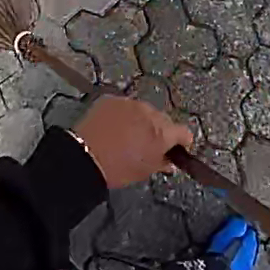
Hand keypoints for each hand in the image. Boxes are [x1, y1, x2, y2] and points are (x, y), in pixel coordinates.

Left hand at [72, 96, 193, 188]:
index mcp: (162, 132)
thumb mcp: (145, 170)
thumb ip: (162, 162)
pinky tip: (114, 125)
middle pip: (163, 119)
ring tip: (129, 134)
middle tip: (148, 143)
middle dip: (159, 130)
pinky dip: (123, 113)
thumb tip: (169, 160)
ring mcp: (129, 103)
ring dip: (141, 119)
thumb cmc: (119, 168)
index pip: (184, 132)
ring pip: (143, 110)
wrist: (85, 155)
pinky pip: (124, 105)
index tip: (177, 149)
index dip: (182, 142)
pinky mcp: (112, 98)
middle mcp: (149, 112)